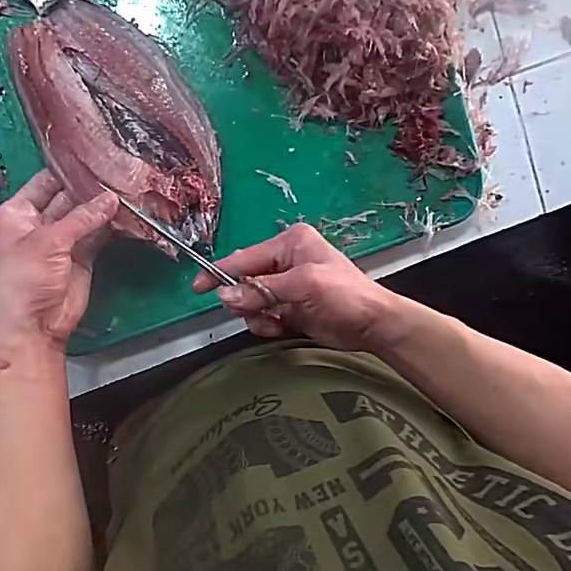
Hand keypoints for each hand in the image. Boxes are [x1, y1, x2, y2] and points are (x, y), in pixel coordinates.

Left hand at [0, 171, 118, 372]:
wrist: (34, 325)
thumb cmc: (21, 284)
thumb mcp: (48, 242)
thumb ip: (81, 218)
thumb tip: (108, 200)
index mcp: (17, 213)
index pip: (45, 182)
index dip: (67, 170)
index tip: (93, 157)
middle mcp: (38, 224)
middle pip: (68, 197)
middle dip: (90, 188)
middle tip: (116, 173)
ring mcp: (61, 242)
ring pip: (85, 217)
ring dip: (103, 208)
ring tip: (126, 190)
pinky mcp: (80, 258)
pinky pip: (97, 236)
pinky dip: (110, 226)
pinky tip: (124, 214)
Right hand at [192, 223, 410, 351]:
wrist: (372, 324)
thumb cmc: (344, 295)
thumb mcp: (303, 286)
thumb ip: (261, 290)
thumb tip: (225, 295)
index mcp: (289, 244)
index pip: (244, 258)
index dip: (219, 273)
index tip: (197, 288)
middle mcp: (285, 262)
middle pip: (243, 282)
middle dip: (246, 300)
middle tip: (259, 312)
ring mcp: (287, 287)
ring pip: (250, 303)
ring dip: (258, 315)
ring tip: (278, 321)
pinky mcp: (290, 309)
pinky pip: (263, 316)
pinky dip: (267, 324)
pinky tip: (283, 326)